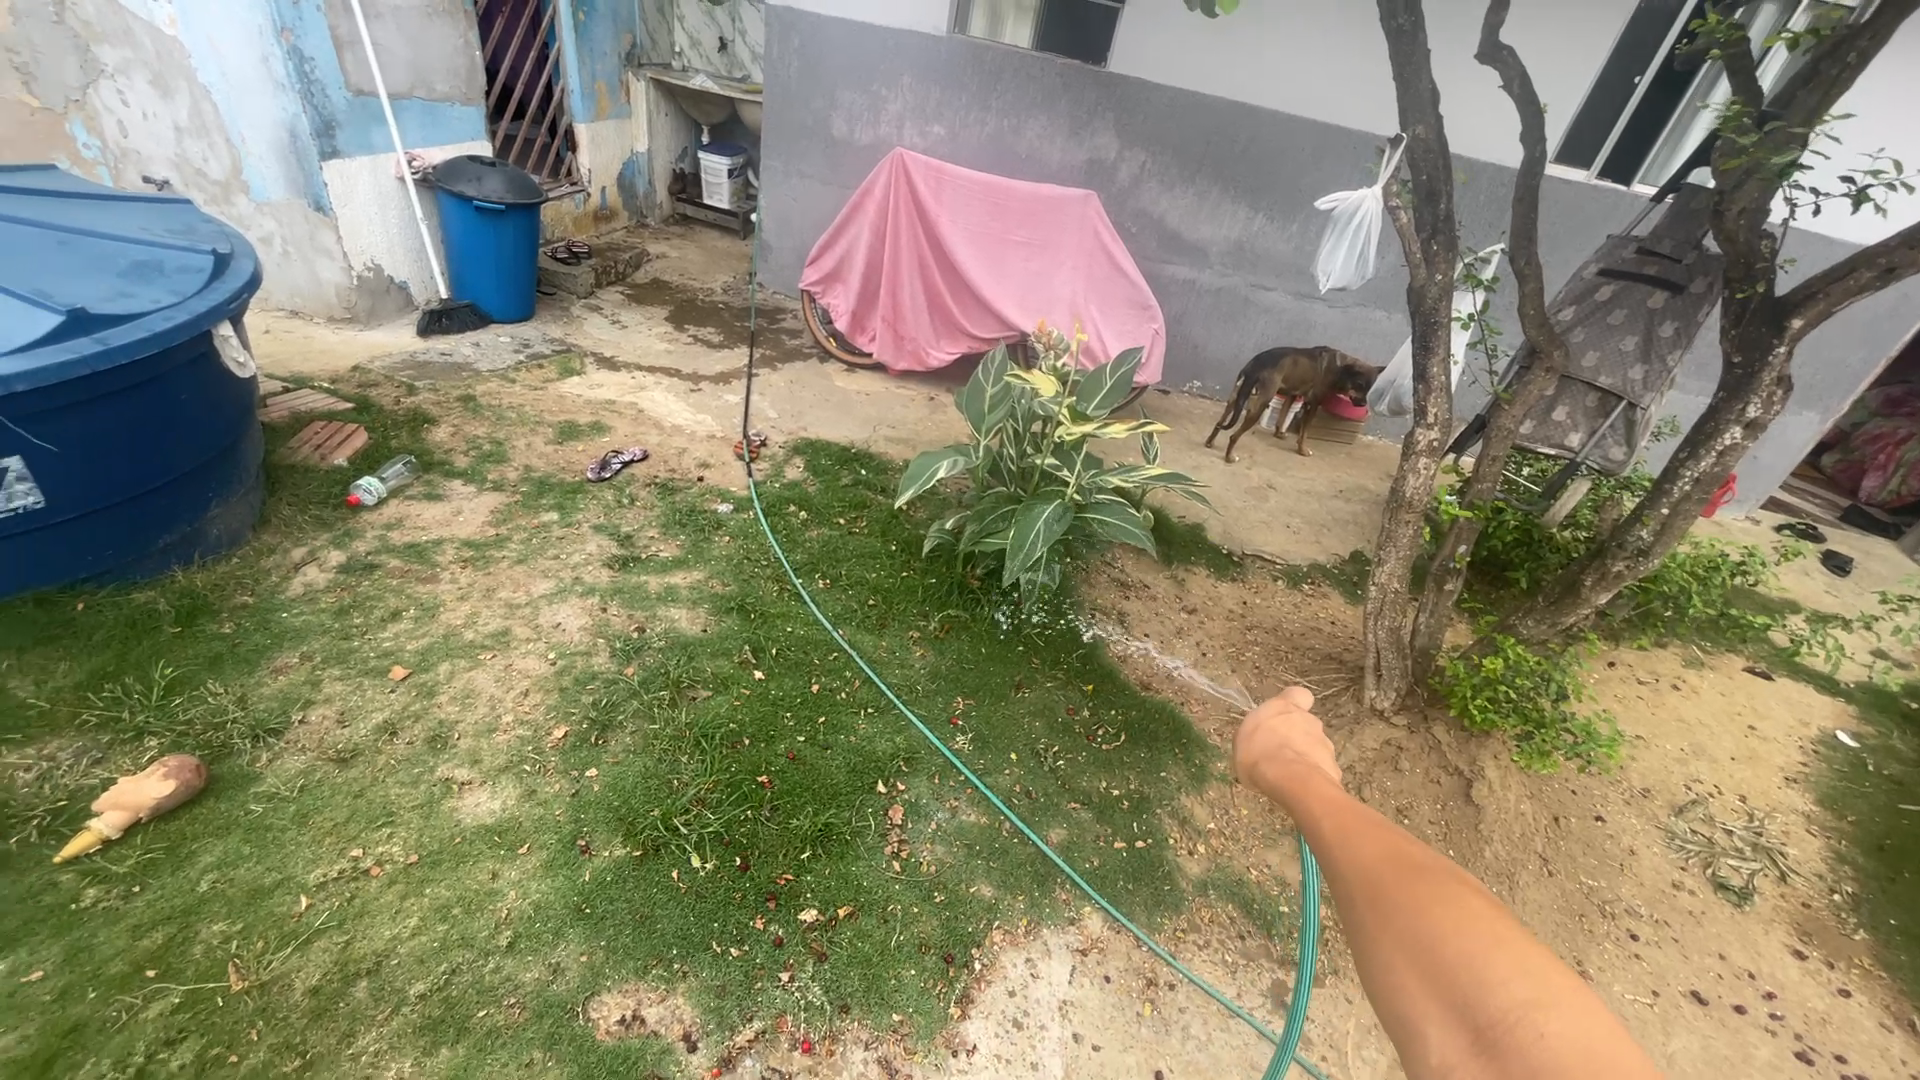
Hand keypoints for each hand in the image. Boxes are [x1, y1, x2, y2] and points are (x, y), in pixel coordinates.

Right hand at [1233, 687, 1341, 808]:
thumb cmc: (1259, 752)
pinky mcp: (1333, 767)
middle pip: (1306, 723)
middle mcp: (1308, 721)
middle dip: (1297, 736)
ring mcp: (1324, 744)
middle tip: (1279, 752)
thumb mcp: (1243, 739)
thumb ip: (1257, 733)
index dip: (1295, 703)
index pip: (1298, 694)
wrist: (1290, 779)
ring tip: (1287, 774)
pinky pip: (1321, 769)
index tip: (1285, 714)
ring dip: (1304, 756)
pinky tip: (1299, 787)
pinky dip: (1312, 775)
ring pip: (1316, 747)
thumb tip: (1260, 738)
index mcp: (1284, 707)